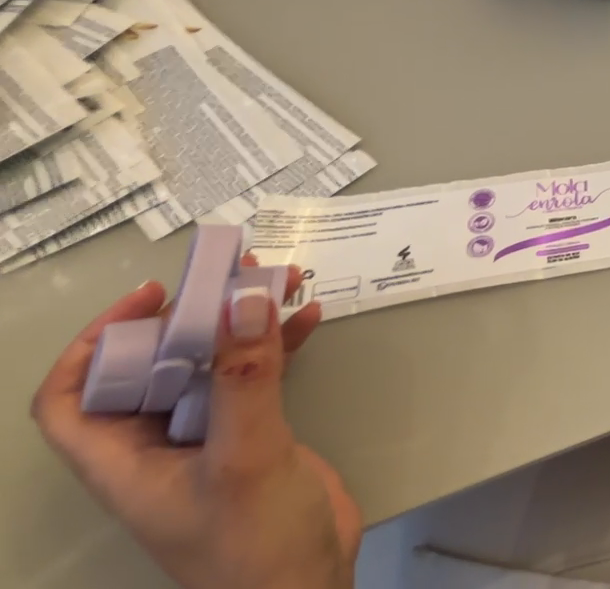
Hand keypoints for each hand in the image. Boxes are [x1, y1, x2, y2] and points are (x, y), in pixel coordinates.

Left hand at [33, 265, 361, 588]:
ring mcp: (212, 440)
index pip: (75, 395)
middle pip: (154, 368)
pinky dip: (282, 346)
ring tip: (283, 282)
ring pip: (212, 367)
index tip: (152, 296)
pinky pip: (260, 378)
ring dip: (242, 325)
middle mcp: (159, 446)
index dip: (99, 343)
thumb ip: (247, 378)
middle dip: (191, 318)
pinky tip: (311, 320)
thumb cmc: (250, 537)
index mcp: (124, 460)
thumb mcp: (246, 454)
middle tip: (236, 274)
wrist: (305, 585)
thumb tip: (243, 299)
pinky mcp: (260, 437)